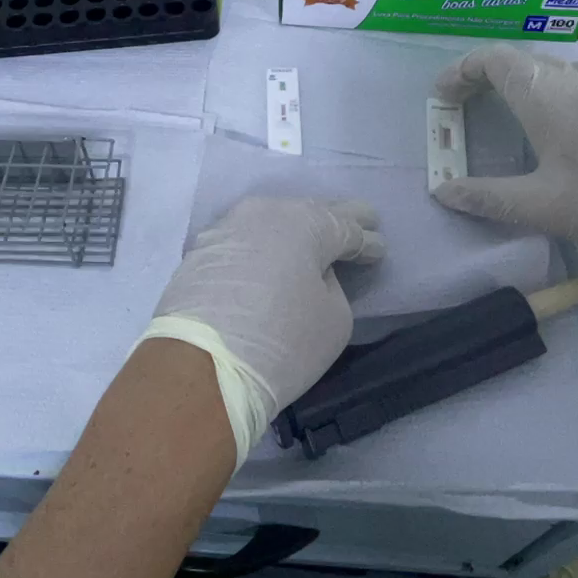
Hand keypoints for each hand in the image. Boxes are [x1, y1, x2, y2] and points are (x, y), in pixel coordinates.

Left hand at [141, 198, 383, 462]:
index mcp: (306, 223)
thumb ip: (331, 285)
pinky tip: (269, 256)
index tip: (378, 249)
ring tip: (312, 241)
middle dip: (335, 220)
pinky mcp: (201, 251)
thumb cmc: (280, 342)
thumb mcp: (334, 319)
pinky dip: (261, 246)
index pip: (346, 228)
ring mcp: (227, 228)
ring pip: (272, 221)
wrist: (199, 365)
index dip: (366, 241)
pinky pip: (244, 241)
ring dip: (293, 231)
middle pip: (308, 213)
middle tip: (360, 223)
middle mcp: (265, 212)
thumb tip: (310, 274)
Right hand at [430, 46, 577, 289]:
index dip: (462, 70)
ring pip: (554, 66)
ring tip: (510, 102)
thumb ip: (487, 197)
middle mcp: (574, 83)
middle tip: (464, 102)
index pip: (495, 60)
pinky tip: (568, 106)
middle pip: (522, 60)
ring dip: (524, 76)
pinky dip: (560, 82)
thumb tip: (443, 192)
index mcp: (545, 98)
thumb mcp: (540, 206)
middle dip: (486, 74)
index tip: (443, 95)